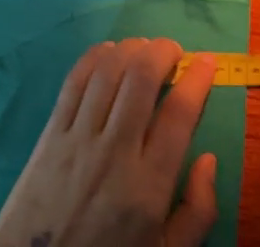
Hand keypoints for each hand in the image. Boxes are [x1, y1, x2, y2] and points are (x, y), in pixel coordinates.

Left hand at [0, 38, 220, 246]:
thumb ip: (198, 211)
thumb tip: (209, 159)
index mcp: (148, 185)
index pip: (179, 114)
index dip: (197, 79)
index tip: (207, 62)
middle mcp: (114, 151)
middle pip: (141, 79)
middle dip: (162, 52)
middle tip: (174, 50)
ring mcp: (78, 138)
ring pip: (108, 72)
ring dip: (130, 48)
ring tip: (144, 47)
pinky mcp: (50, 133)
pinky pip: (73, 81)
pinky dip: (94, 57)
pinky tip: (108, 52)